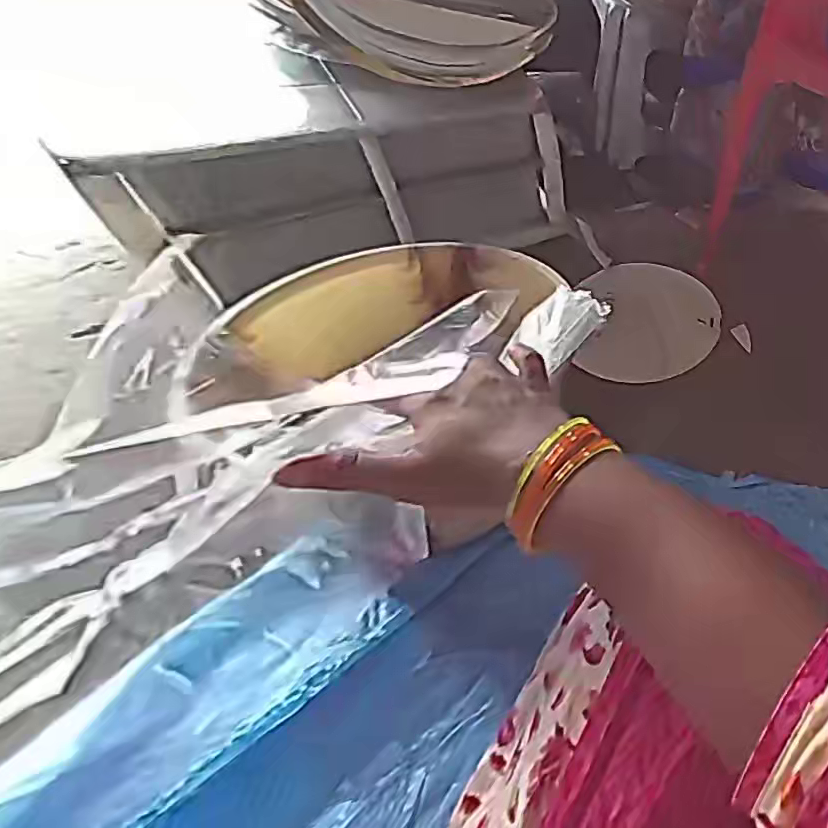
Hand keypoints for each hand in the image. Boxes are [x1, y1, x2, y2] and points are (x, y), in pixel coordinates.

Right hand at [277, 350, 571, 525]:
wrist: (542, 467)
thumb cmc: (473, 475)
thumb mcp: (404, 478)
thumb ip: (348, 470)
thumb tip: (284, 469)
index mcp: (431, 405)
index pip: (390, 398)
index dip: (370, 398)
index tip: (351, 392)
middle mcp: (467, 384)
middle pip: (439, 376)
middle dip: (427, 381)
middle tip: (422, 388)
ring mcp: (507, 382)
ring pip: (483, 363)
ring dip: (471, 366)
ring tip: (461, 367)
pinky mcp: (539, 389)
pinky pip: (530, 364)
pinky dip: (523, 357)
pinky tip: (520, 349)